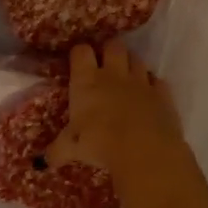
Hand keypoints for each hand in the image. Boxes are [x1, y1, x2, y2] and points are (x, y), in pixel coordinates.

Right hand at [44, 40, 184, 174]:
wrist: (144, 151)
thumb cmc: (99, 143)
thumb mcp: (71, 148)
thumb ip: (57, 151)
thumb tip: (43, 162)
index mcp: (87, 81)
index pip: (81, 51)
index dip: (79, 53)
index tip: (77, 62)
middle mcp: (113, 75)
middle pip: (113, 46)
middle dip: (108, 51)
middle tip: (104, 65)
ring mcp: (141, 82)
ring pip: (137, 59)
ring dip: (130, 64)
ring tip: (124, 78)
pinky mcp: (164, 95)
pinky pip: (157, 80)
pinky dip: (152, 84)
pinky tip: (147, 95)